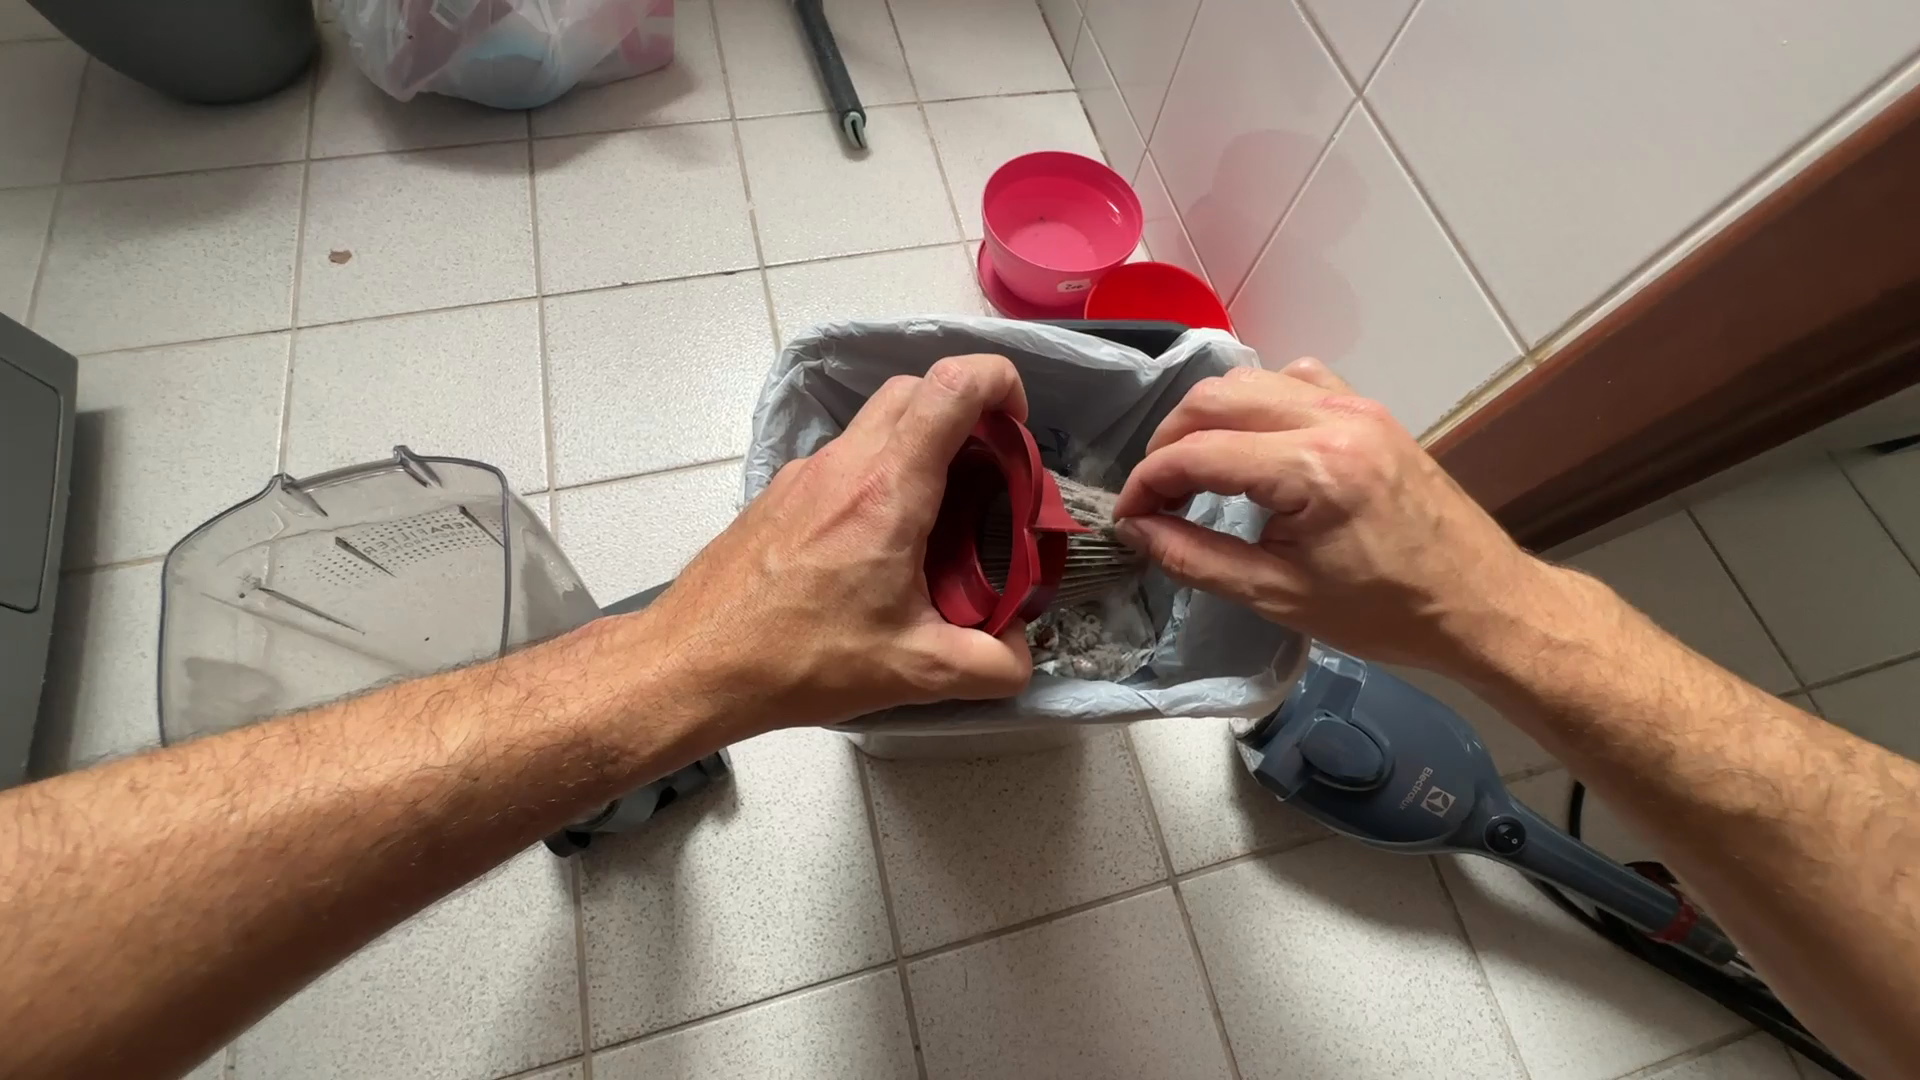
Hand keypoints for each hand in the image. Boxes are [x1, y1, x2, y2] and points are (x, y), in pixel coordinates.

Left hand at [639, 355, 1034, 733]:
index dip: (1001, 383)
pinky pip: (846, 457)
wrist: (693, 662)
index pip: (953, 386)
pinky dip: (882, 473)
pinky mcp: (782, 492)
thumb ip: (991, 665)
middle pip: (916, 388)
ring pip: (878, 421)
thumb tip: (1021, 653)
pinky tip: (879, 542)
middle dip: (967, 411)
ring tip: (940, 515)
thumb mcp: (914, 671)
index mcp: (889, 489)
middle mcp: (846, 463)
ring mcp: (807, 473)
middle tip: (990, 471)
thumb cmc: (800, 658)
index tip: (1018, 429)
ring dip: (922, 443)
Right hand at [1111, 358, 1551, 671]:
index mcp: (1313, 469)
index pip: (1197, 453)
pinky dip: (1252, 404)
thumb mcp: (1276, 596)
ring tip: (1191, 471)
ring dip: (1204, 420)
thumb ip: (1193, 558)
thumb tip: (1135, 530)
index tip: (1126, 517)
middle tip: (1153, 496)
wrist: (1482, 604)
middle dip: (1166, 444)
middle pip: (1215, 399)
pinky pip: (1292, 380)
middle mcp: (1333, 418)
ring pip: (1249, 381)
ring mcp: (1356, 406)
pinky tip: (1249, 443)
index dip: (1145, 483)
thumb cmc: (1383, 612)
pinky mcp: (1368, 410)